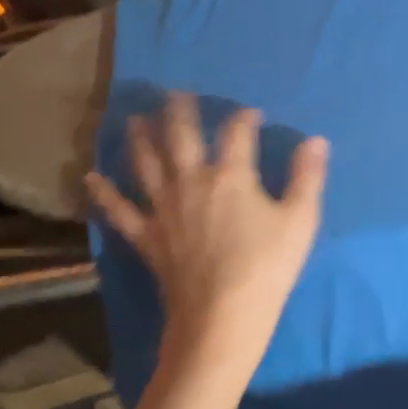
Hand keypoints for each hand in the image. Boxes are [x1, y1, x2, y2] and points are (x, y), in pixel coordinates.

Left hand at [86, 93, 327, 376]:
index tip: (251, 113)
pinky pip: (119, 210)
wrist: (221, 316)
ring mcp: (163, 208)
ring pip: (147, 164)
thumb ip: (307, 177)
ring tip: (136, 118)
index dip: (244, 118)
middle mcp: (191, 182)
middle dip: (180, 112)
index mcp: (232, 176)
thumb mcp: (300, 220)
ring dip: (140, 138)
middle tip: (175, 92)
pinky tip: (92, 177)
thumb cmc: (268, 266)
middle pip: (182, 137)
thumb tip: (316, 140)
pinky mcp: (146, 236)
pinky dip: (104, 192)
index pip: (237, 134)